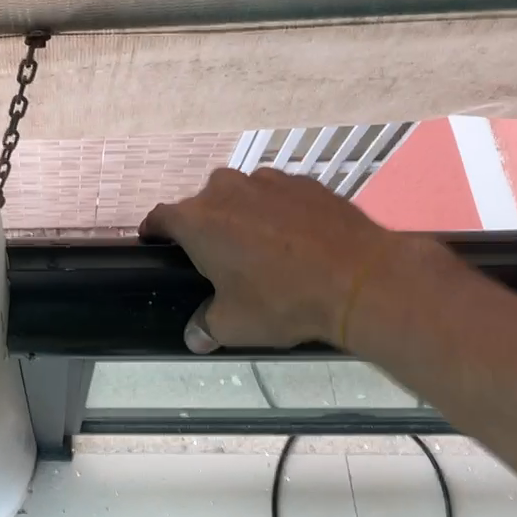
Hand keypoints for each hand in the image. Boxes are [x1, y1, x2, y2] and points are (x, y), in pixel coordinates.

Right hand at [139, 167, 408, 351]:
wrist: (361, 279)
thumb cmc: (284, 301)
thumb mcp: (236, 325)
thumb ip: (207, 326)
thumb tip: (195, 336)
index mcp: (197, 220)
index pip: (160, 218)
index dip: (155, 232)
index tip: (157, 244)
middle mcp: (225, 190)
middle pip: (202, 205)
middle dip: (207, 227)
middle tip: (223, 260)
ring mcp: (267, 180)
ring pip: (242, 196)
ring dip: (244, 216)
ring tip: (266, 250)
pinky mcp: (304, 181)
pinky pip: (279, 195)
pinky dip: (280, 212)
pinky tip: (300, 240)